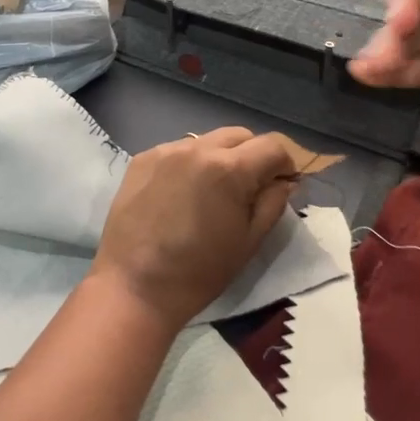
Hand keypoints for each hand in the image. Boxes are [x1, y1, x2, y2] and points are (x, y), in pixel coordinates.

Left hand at [89, 128, 295, 327]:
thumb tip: (284, 181)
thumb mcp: (249, 242)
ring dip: (219, 158)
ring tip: (212, 193)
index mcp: (229, 169)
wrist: (135, 285)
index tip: (282, 184)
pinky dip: (189, 164)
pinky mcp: (142, 158)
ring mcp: (166, 150)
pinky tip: (181, 194)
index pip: (272, 145)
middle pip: (239, 136)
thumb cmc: (199, 272)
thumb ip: (272, 203)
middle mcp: (197, 148)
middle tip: (249, 189)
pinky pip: (178, 151)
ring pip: (206, 140)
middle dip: (253, 156)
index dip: (285, 164)